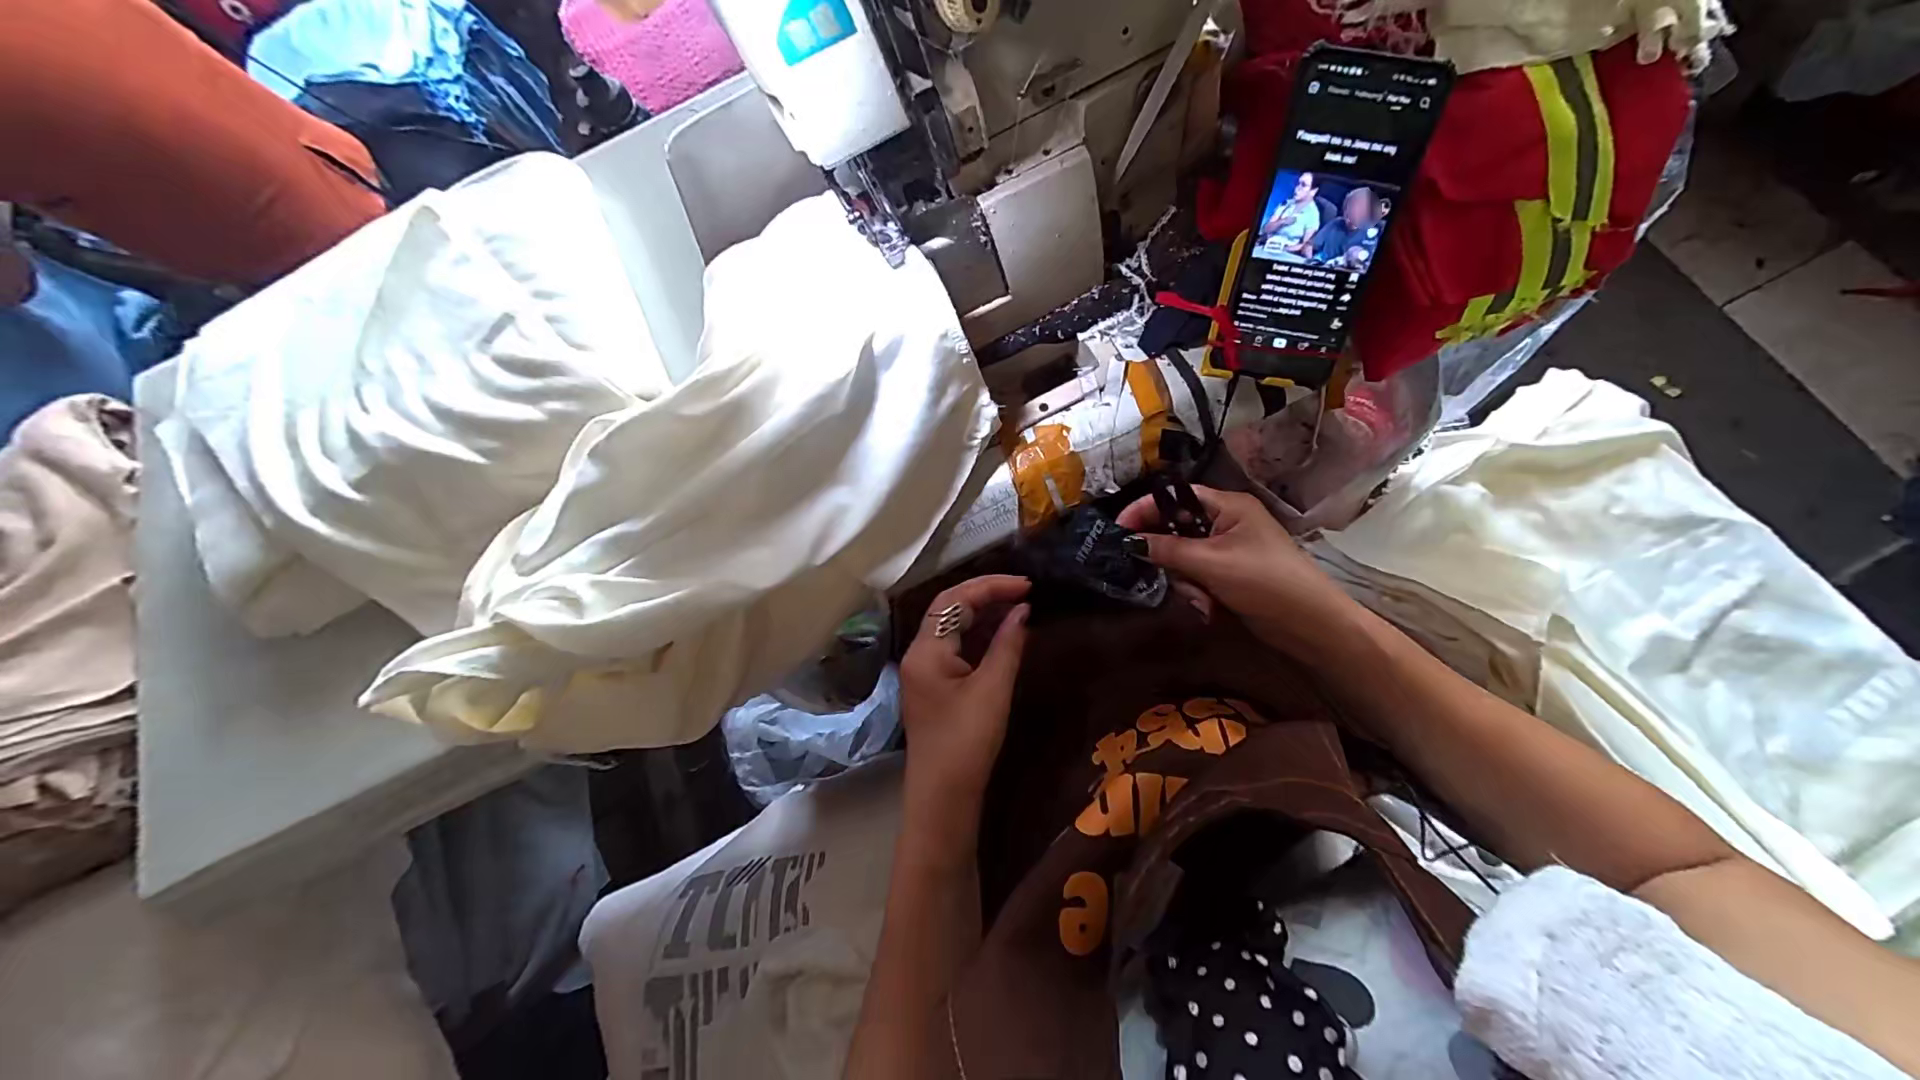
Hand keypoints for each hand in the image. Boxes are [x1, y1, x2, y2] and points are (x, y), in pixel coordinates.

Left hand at [897, 575, 1030, 836]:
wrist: (943, 796)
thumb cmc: (967, 741)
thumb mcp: (993, 689)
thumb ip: (1008, 645)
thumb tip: (1022, 610)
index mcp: (926, 650)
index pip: (954, 599)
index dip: (990, 586)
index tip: (1026, 585)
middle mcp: (919, 654)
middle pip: (949, 608)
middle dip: (986, 596)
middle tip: (1025, 592)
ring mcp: (924, 671)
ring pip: (952, 628)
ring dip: (983, 615)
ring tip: (1020, 608)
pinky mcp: (934, 687)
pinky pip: (955, 648)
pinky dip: (979, 637)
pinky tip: (1004, 636)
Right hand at [1117, 486, 1358, 658]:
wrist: (1309, 624)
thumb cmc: (1263, 581)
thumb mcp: (1210, 562)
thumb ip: (1166, 549)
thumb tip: (1128, 542)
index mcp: (1228, 506)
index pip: (1175, 497)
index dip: (1145, 509)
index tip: (1118, 530)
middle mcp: (1226, 523)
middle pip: (1175, 530)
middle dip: (1170, 557)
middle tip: (1167, 575)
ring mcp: (1228, 551)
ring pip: (1183, 558)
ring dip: (1185, 582)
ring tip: (1202, 600)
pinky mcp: (1229, 576)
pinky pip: (1197, 577)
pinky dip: (1198, 593)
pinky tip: (1210, 609)